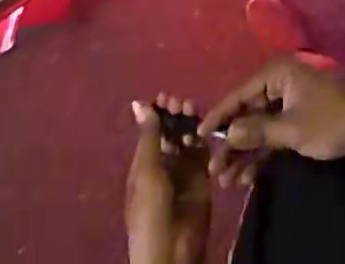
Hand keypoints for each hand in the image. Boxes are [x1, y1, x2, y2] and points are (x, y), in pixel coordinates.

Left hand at [126, 95, 211, 263]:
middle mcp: (164, 162)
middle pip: (171, 130)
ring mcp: (184, 170)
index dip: (158, 112)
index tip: (165, 96)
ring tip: (192, 109)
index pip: (152, 129)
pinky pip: (203, 152)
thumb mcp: (147, 172)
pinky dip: (204, 137)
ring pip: (188, 138)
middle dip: (175, 114)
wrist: (173, 253)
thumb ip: (149, 136)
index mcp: (144, 162)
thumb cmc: (151, 212)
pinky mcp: (202, 177)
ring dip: (189, 122)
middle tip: (181, 103)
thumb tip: (139, 102)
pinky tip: (204, 127)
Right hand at [199, 58, 344, 186]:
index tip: (198, 132)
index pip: (240, 93)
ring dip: (244, 151)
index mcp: (277, 72)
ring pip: (258, 124)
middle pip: (247, 110)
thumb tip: (228, 133)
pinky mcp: (297, 115)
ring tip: (226, 179)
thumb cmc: (330, 122)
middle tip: (214, 166)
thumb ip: (258, 130)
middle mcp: (280, 80)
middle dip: (231, 140)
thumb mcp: (292, 129)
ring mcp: (289, 98)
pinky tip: (246, 175)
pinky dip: (261, 151)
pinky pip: (272, 131)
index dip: (219, 114)